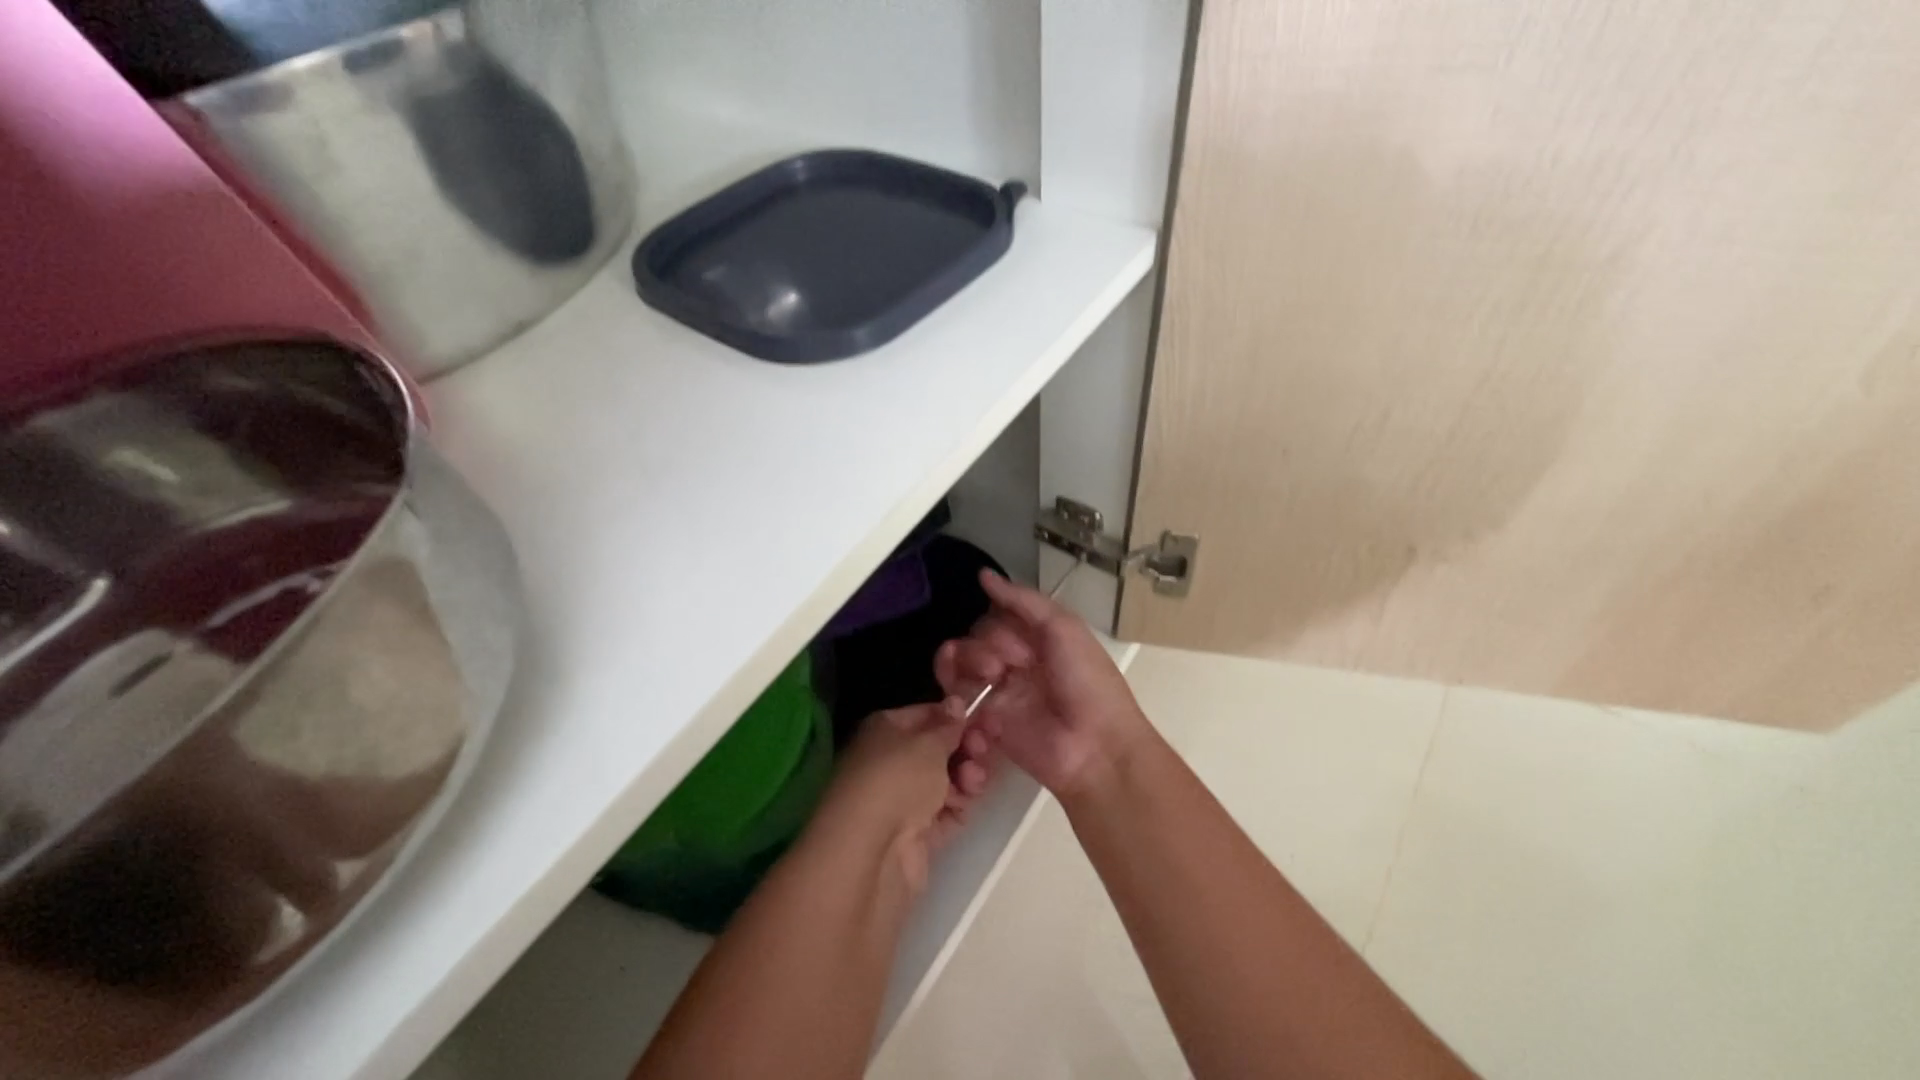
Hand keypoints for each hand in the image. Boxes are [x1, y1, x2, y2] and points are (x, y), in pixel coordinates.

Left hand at [809, 701, 991, 892]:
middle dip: (966, 748)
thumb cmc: (897, 778)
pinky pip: (945, 811)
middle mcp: (891, 760)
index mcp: (886, 729)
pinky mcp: (915, 831)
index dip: (957, 717)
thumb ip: (948, 725)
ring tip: (973, 782)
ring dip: (966, 777)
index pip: (927, 715)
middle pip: (939, 749)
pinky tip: (966, 803)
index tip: (988, 720)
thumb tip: (955, 702)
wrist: (873, 849)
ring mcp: (903, 798)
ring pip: (945, 780)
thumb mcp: (928, 742)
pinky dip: (958, 805)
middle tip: (982, 751)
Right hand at [935, 570, 1155, 797]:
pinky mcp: (986, 720)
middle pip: (977, 636)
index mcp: (1038, 638)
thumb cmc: (1086, 681)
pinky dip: (952, 686)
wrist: (1094, 745)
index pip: (998, 615)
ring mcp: (1000, 691)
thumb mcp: (1063, 628)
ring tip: (989, 675)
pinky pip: (956, 696)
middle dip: (986, 643)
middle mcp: (1017, 661)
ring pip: (961, 661)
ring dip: (967, 659)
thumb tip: (984, 576)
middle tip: (1006, 664)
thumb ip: (1023, 600)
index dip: (999, 620)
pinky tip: (961, 688)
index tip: (1017, 639)